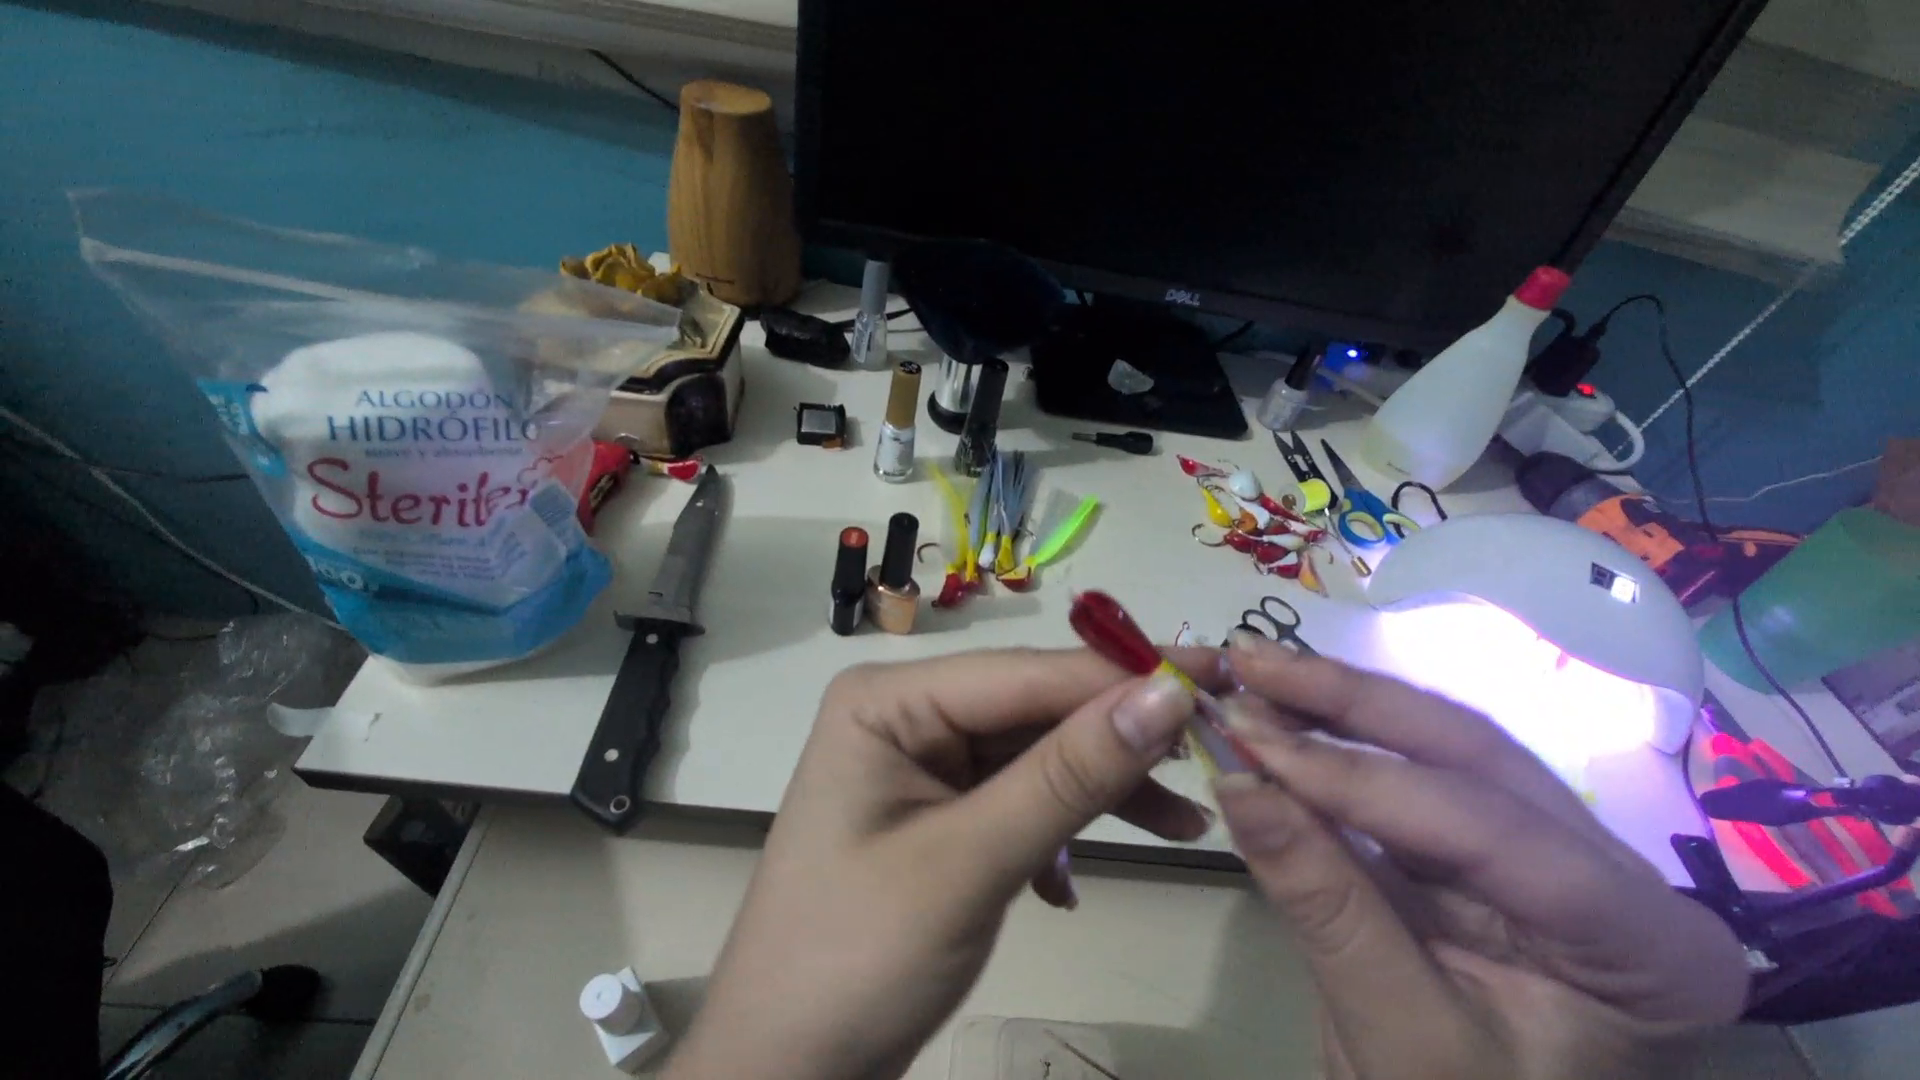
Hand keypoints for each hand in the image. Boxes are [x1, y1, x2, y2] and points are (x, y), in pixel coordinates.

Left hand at [664, 648, 1218, 1079]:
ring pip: (1037, 755)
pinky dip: (1061, 830)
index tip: (1218, 682)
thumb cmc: (856, 959)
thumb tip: (1167, 692)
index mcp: (888, 700)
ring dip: (1103, 789)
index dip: (1123, 678)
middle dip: (1119, 739)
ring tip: (1184, 827)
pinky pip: (1019, 798)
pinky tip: (1074, 886)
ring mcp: (924, 764)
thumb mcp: (968, 863)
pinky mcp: (942, 812)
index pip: (1026, 673)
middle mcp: (907, 714)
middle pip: (1035, 709)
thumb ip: (1068, 776)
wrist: (786, 1070)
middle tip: (1214, 756)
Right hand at [1211, 634, 1747, 1079]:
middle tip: (1250, 661)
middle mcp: (1615, 872)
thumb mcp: (1394, 1035)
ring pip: (1439, 746)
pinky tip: (1279, 713)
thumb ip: (1322, 902)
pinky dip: (1335, 742)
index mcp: (1651, 945)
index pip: (1493, 828)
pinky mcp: (1483, 847)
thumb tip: (1236, 782)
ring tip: (1252, 671)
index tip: (1249, 739)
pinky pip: (1407, 775)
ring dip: (1337, 704)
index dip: (1360, 777)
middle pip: (1472, 754)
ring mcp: (1549, 850)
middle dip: (1351, 701)